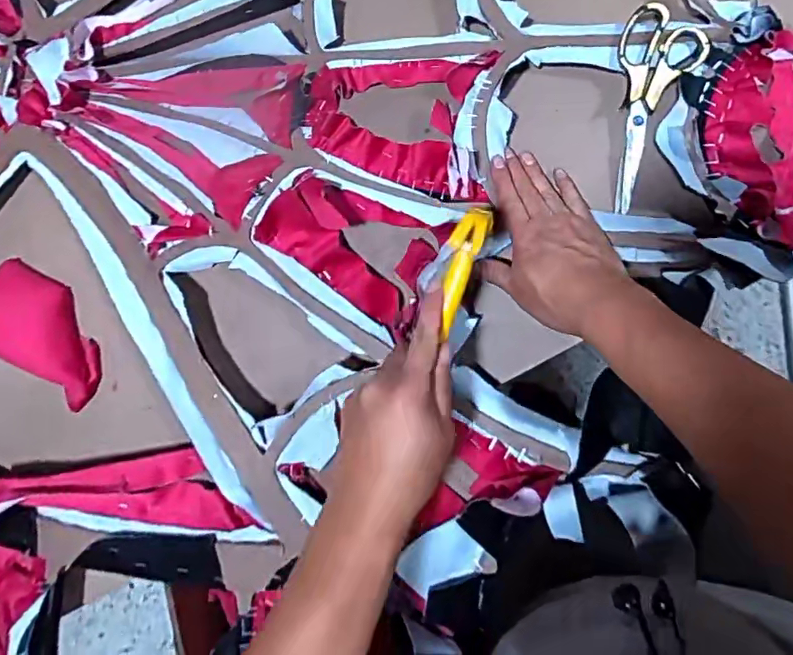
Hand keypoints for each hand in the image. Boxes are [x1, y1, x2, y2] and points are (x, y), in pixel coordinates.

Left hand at [330, 303, 454, 543]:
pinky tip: (388, 430)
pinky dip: (385, 398)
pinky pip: (374, 389)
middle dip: (417, 361)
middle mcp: (381, 380)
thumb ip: (442, 384)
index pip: (424, 338)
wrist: (365, 508)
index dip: (432, 310)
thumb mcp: (444, 431)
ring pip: (388, 373)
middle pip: (404, 354)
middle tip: (429, 392)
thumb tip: (444, 350)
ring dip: (400, 383)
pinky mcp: (348, 405)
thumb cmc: (416, 473)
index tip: (435, 285)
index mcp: (408, 385)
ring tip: (407, 423)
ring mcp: (360, 392)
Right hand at [481, 150, 638, 338]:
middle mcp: (545, 222)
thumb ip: (498, 273)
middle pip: (527, 190)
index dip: (502, 180)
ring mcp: (568, 221)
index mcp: (525, 235)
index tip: (497, 163)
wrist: (599, 299)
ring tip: (527, 156)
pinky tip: (561, 174)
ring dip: (536, 172)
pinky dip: (567, 185)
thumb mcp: (518, 290)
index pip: (510, 201)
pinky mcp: (589, 225)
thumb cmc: (557, 297)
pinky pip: (575, 199)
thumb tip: (478, 266)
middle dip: (516, 170)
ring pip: (548, 190)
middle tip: (509, 152)